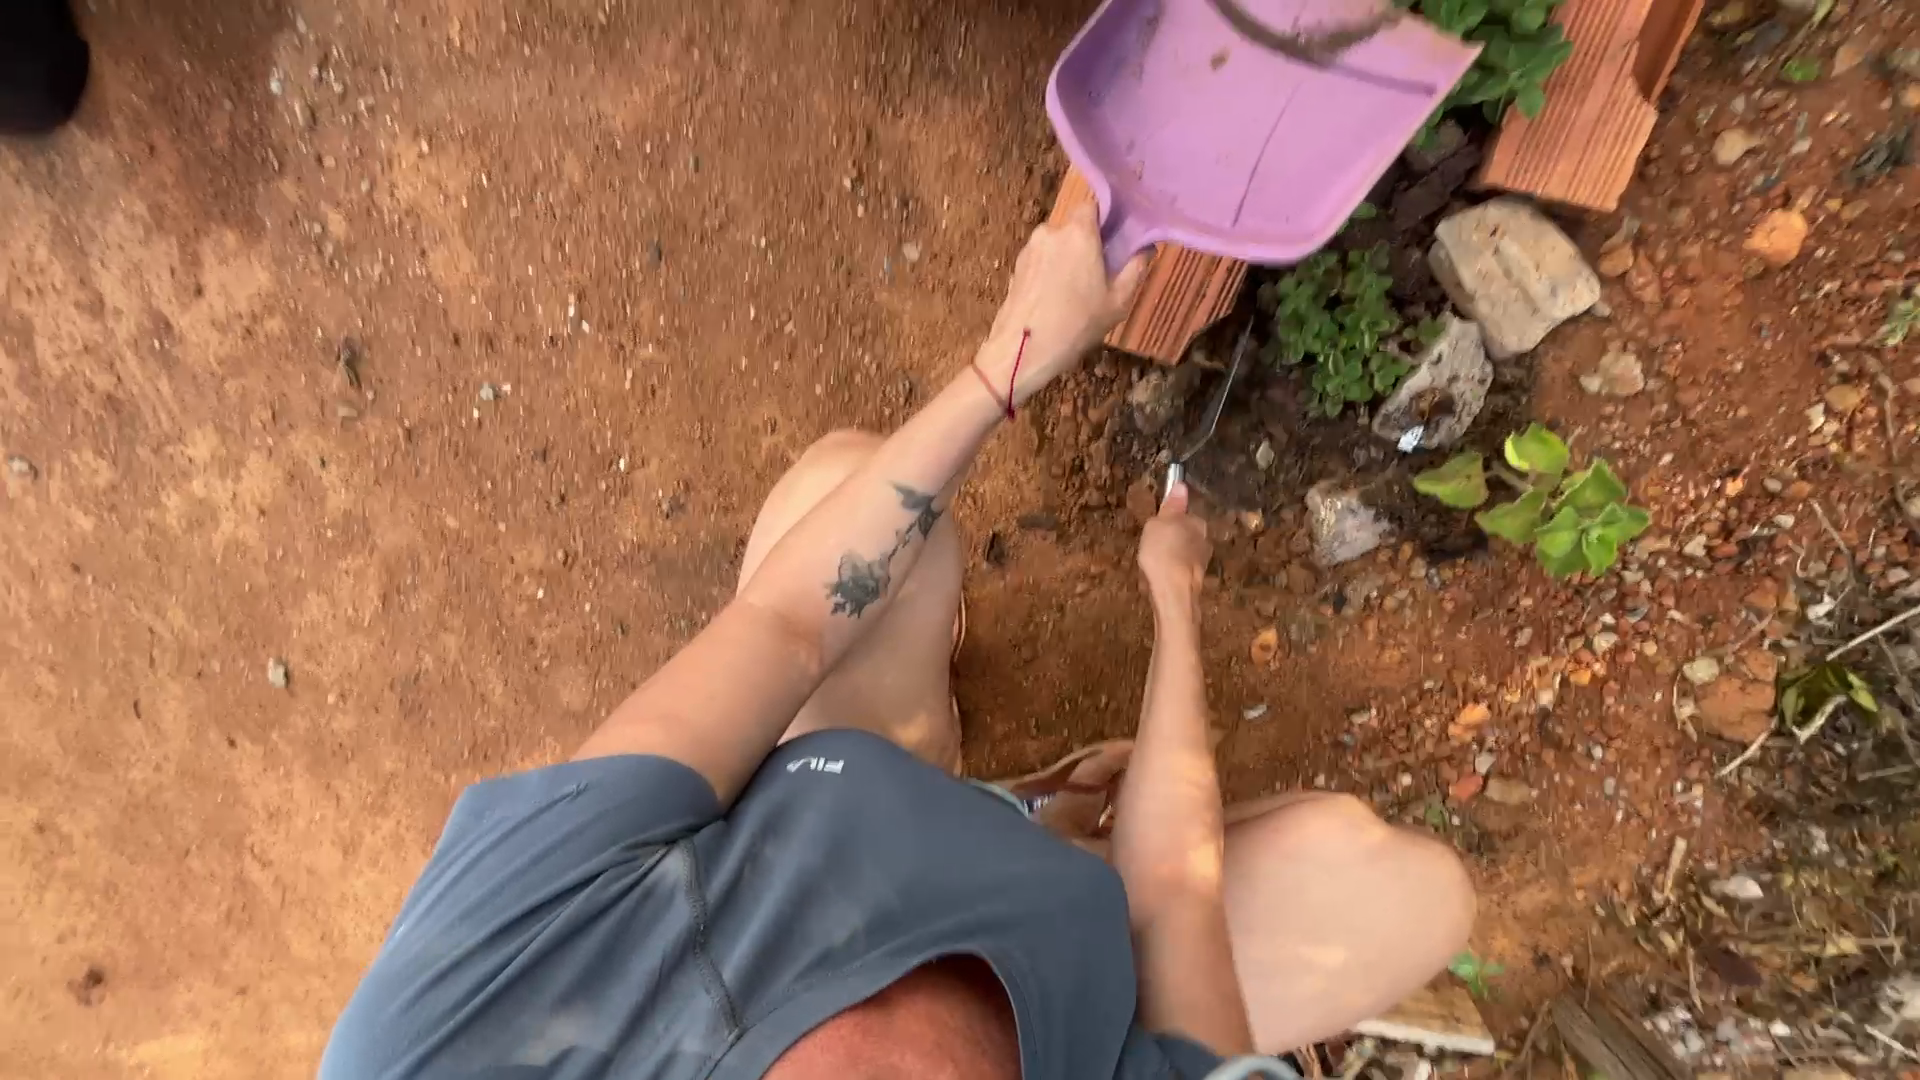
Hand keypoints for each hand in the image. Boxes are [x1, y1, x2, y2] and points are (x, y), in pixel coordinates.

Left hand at [973, 202, 1148, 410]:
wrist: (1022, 352)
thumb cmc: (1075, 325)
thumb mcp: (1117, 302)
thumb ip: (1135, 269)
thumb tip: (1147, 248)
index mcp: (1078, 232)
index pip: (1093, 205)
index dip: (1104, 220)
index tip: (1113, 241)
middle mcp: (1050, 231)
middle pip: (1073, 227)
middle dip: (1085, 244)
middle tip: (1096, 273)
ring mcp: (1029, 249)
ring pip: (1055, 245)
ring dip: (1065, 260)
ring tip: (1073, 292)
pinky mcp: (1015, 268)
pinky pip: (1039, 261)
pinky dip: (1048, 273)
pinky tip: (1053, 299)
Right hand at [1137, 482, 1210, 607]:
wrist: (1173, 591)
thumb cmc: (1162, 551)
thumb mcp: (1158, 523)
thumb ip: (1171, 506)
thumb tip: (1181, 485)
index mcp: (1197, 522)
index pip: (1185, 514)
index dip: (1169, 520)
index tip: (1155, 528)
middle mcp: (1205, 539)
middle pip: (1186, 533)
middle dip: (1172, 538)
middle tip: (1151, 544)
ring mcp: (1202, 561)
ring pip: (1184, 551)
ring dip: (1172, 554)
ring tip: (1154, 562)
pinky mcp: (1196, 579)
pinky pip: (1181, 567)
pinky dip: (1172, 569)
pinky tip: (1159, 575)